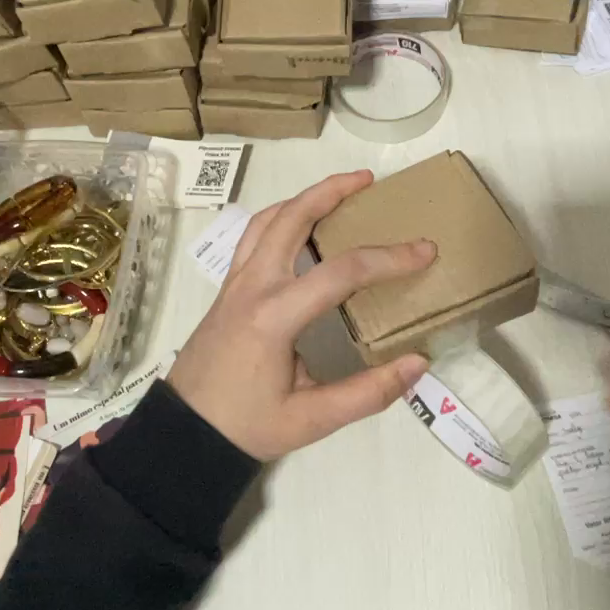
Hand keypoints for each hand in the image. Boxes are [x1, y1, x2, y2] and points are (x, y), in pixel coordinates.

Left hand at [167, 171, 436, 460]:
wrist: (185, 431)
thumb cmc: (246, 426)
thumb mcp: (311, 420)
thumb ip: (367, 393)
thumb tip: (418, 363)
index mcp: (276, 315)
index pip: (341, 272)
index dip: (389, 258)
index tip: (425, 250)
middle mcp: (253, 286)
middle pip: (292, 219)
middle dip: (331, 191)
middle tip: (368, 179)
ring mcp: (235, 282)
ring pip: (267, 220)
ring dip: (303, 198)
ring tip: (337, 190)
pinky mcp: (228, 288)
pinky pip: (254, 236)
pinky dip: (280, 217)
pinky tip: (299, 224)